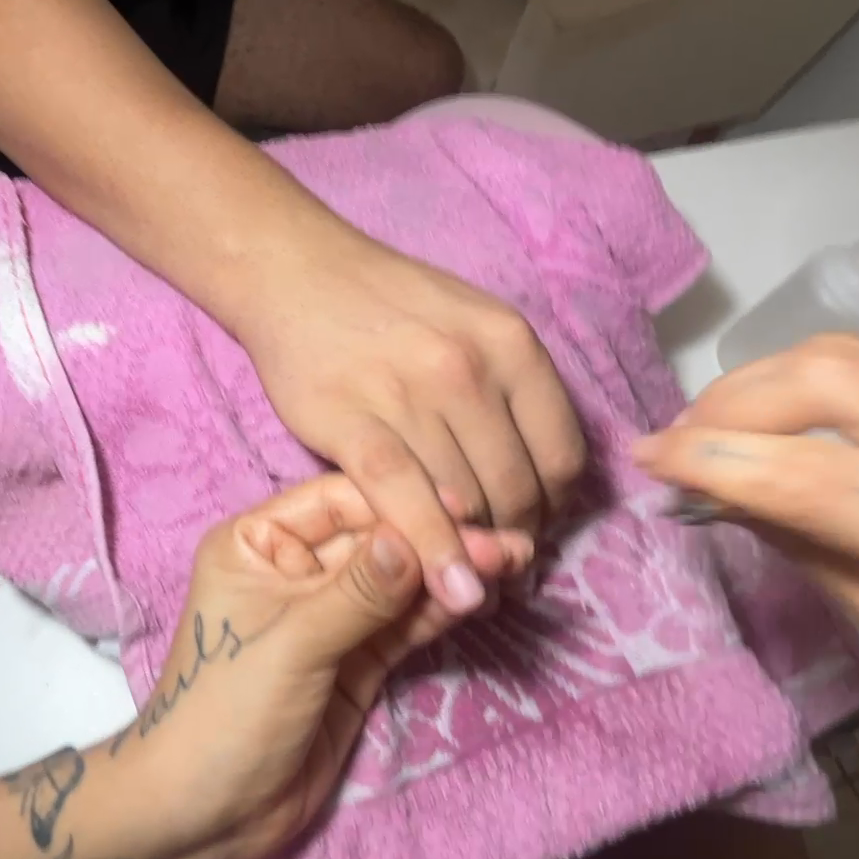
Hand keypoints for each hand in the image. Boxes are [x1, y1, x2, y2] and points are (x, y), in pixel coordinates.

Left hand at [114, 475, 532, 858]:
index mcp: (257, 542)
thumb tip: (415, 536)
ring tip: (514, 561)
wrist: (208, 816)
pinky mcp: (356, 655)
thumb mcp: (291, 645)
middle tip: (505, 546)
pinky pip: (403, 623)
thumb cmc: (227, 713)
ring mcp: (329, 612)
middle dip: (437, 541)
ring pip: (397, 582)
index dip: (398, 501)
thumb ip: (357, 593)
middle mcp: (294, 566)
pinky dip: (439, 611)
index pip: (338, 502)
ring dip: (450, 574)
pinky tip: (482, 596)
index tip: (461, 508)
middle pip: (375, 540)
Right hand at [236, 243, 583, 616]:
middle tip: (493, 558)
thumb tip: (537, 474)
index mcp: (510, 343)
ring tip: (466, 568)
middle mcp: (468, 370)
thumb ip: (509, 387)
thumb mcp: (470, 321)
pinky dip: (430, 549)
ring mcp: (409, 396)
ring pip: (463, 501)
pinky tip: (446, 583)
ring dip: (470, 547)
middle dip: (510, 537)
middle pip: (515, 488)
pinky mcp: (352, 423)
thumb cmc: (386, 300)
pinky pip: (404, 499)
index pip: (561, 454)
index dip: (555, 508)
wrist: (297, 275)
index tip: (534, 528)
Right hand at [632, 335, 858, 786]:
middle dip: (733, 400)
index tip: (648, 456)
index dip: (717, 460)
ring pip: (858, 355)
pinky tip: (783, 411)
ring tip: (716, 421)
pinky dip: (813, 380)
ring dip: (762, 381)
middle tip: (680, 433)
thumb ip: (807, 544)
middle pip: (840, 383)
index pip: (826, 482)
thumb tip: (709, 486)